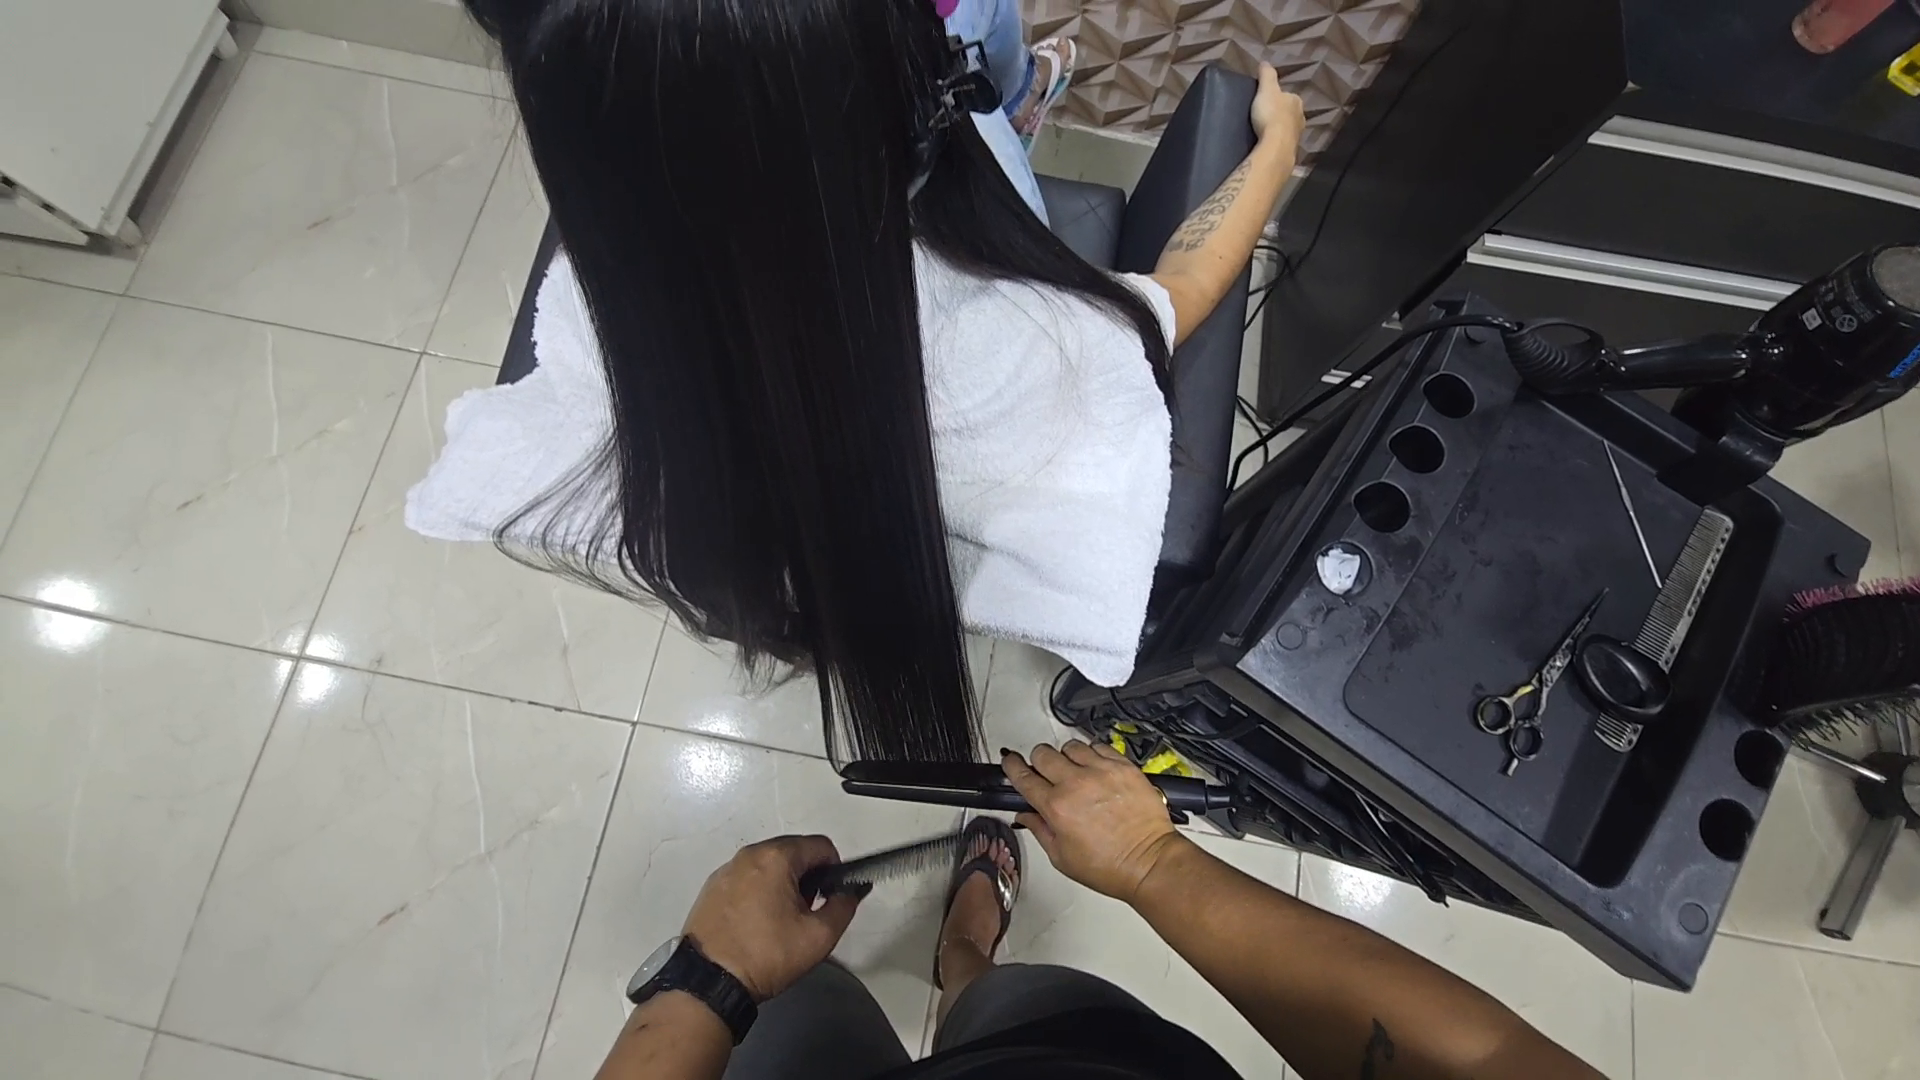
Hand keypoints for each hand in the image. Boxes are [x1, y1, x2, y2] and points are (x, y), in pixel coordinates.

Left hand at [681, 835, 862, 1002]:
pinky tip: (755, 924)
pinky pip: (746, 878)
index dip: (834, 870)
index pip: (821, 846)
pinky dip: (757, 892)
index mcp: (777, 856)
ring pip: (769, 865)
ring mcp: (727, 869)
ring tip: (780, 922)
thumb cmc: (765, 956)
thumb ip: (844, 906)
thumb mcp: (818, 937)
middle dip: (807, 877)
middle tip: (805, 913)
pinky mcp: (711, 887)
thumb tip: (851, 890)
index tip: (829, 898)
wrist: (707, 985)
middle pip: (794, 852)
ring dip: (782, 884)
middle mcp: (750, 854)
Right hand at [1000, 741, 1191, 904]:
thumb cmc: (1110, 866)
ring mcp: (1100, 772)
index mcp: (1056, 808)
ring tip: (1075, 772)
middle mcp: (1076, 784)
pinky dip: (1093, 754)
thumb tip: (1026, 815)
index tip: (1011, 763)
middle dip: (1039, 762)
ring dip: (1067, 757)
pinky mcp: (1122, 766)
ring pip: (1070, 746)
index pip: (1023, 776)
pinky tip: (1096, 769)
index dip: (1012, 766)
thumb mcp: (1063, 858)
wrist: (1150, 862)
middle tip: (1047, 774)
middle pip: (1042, 753)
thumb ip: (1039, 831)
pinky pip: (1098, 746)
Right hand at [1250, 62, 1304, 154]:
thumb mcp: (1266, 90)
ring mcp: (1297, 136)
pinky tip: (1270, 146)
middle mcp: (1301, 117)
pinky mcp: (1291, 151)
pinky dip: (1278, 144)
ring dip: (1281, 131)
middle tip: (1267, 119)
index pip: (1288, 96)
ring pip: (1289, 130)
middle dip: (1282, 115)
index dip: (1279, 98)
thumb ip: (1267, 76)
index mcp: (1296, 101)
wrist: (1276, 145)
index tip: (1268, 102)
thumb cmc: (1271, 115)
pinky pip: (1284, 144)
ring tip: (1268, 134)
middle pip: (1290, 114)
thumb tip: (1264, 62)